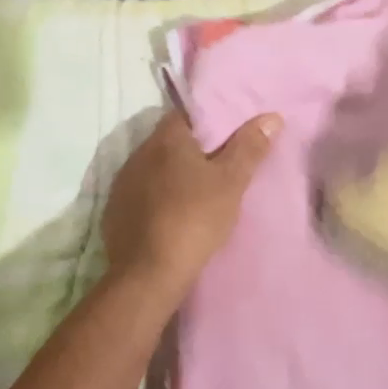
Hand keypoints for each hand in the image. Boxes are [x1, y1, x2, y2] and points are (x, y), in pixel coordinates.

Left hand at [101, 109, 280, 291]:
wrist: (148, 274)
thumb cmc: (194, 219)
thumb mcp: (231, 182)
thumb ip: (249, 148)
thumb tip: (271, 116)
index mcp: (165, 138)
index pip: (188, 114)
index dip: (211, 121)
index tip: (232, 134)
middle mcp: (139, 153)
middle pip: (171, 141)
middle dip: (194, 149)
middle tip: (223, 163)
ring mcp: (123, 183)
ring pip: (156, 169)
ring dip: (175, 175)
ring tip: (201, 191)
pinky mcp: (116, 211)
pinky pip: (143, 194)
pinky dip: (160, 198)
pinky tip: (176, 214)